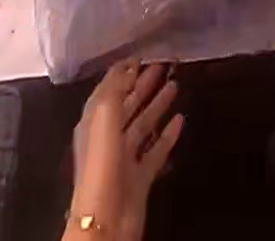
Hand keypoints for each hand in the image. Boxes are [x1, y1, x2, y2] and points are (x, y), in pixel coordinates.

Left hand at [68, 61, 183, 240]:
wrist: (106, 221)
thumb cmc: (102, 163)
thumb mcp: (105, 116)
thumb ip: (117, 89)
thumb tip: (130, 66)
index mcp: (94, 120)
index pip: (108, 88)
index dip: (123, 71)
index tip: (141, 54)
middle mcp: (108, 136)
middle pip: (128, 104)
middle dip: (144, 83)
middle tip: (164, 65)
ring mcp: (124, 158)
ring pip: (143, 124)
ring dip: (157, 105)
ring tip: (175, 85)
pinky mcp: (139, 178)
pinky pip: (156, 151)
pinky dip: (167, 136)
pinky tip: (180, 121)